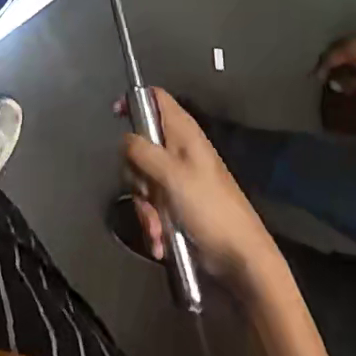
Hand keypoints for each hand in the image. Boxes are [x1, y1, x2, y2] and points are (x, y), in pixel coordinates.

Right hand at [118, 89, 277, 290]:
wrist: (240, 257)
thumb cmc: (209, 207)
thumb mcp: (171, 175)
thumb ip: (142, 151)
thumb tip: (125, 139)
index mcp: (183, 132)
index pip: (156, 98)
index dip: (135, 100)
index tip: (116, 115)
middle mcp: (179, 150)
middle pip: (140, 144)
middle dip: (136, 173)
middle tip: (146, 189)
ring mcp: (178, 177)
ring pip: (143, 179)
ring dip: (145, 206)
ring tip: (157, 228)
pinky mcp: (177, 202)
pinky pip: (153, 203)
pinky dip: (153, 222)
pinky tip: (160, 241)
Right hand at [316, 36, 355, 95]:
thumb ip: (353, 83)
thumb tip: (332, 84)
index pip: (332, 56)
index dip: (323, 67)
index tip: (316, 78)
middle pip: (336, 47)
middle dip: (327, 59)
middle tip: (321, 73)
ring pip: (344, 45)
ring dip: (337, 55)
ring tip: (332, 69)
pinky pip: (353, 45)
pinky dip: (346, 53)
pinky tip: (349, 63)